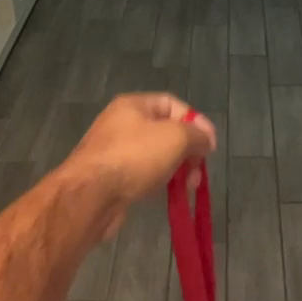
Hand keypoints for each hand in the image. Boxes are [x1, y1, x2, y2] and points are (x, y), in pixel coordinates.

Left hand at [64, 93, 216, 227]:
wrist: (90, 195)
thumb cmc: (134, 157)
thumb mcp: (175, 137)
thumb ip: (196, 135)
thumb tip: (205, 140)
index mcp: (134, 105)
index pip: (173, 104)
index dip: (196, 122)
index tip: (211, 146)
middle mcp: (122, 124)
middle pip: (165, 131)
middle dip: (187, 150)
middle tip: (199, 171)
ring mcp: (115, 151)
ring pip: (155, 155)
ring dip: (176, 169)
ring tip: (187, 187)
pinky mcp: (111, 177)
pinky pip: (143, 174)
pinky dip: (158, 181)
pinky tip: (165, 194)